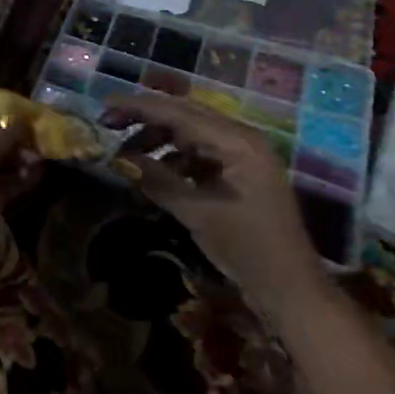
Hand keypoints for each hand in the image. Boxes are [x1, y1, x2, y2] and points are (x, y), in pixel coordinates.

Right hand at [102, 94, 324, 311]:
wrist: (290, 287)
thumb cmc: (247, 247)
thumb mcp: (196, 212)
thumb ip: (156, 179)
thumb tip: (117, 158)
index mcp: (238, 143)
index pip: (179, 114)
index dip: (139, 107)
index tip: (104, 106)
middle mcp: (242, 140)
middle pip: (184, 116)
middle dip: (145, 118)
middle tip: (108, 123)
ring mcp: (242, 156)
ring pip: (190, 133)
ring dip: (157, 139)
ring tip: (127, 154)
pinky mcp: (239, 173)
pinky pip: (199, 152)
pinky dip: (172, 157)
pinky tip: (153, 172)